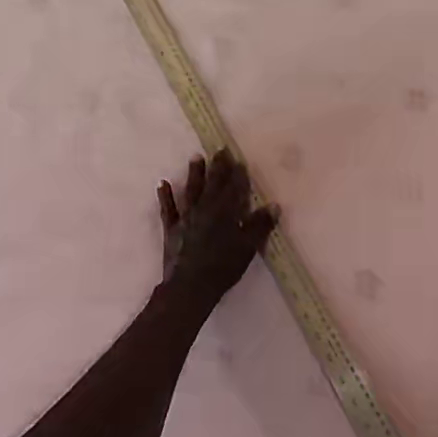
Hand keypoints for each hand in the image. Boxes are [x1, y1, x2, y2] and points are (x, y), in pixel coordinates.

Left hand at [155, 150, 277, 306]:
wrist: (190, 286)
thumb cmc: (223, 267)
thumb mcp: (247, 247)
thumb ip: (260, 225)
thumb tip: (274, 206)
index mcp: (225, 212)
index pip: (234, 188)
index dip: (238, 175)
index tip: (240, 161)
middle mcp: (204, 209)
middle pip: (213, 184)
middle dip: (218, 167)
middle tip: (221, 150)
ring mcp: (186, 217)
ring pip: (191, 191)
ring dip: (194, 174)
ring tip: (196, 157)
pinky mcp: (172, 229)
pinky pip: (168, 209)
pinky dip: (166, 196)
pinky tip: (163, 184)